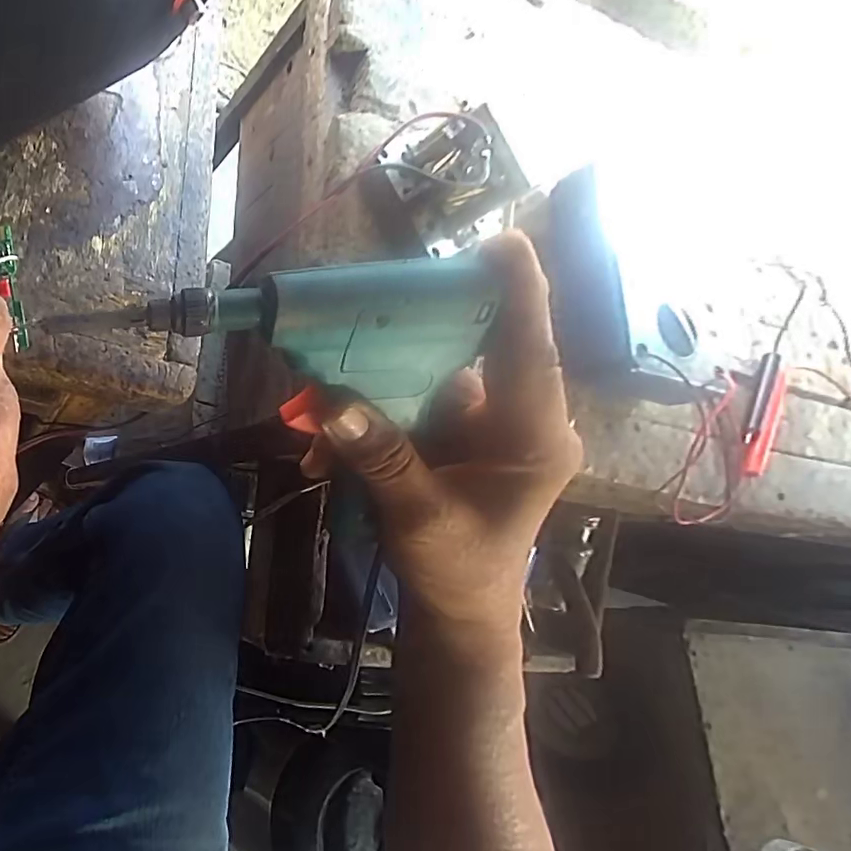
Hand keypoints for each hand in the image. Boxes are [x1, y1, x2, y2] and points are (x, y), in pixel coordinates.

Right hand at [306, 230, 578, 644]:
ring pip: (428, 378)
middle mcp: (513, 420)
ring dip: (371, 385)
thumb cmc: (458, 570)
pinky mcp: (449, 439)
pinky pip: (407, 408)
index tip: (500, 241)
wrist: (456, 610)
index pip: (531, 348)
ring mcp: (479, 428)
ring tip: (316, 395)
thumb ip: (381, 460)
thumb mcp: (421, 516)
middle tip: (365, 308)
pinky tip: (324, 446)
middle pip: (470, 350)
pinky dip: (365, 419)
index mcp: (534, 436)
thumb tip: (333, 406)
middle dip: (410, 334)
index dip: (519, 291)